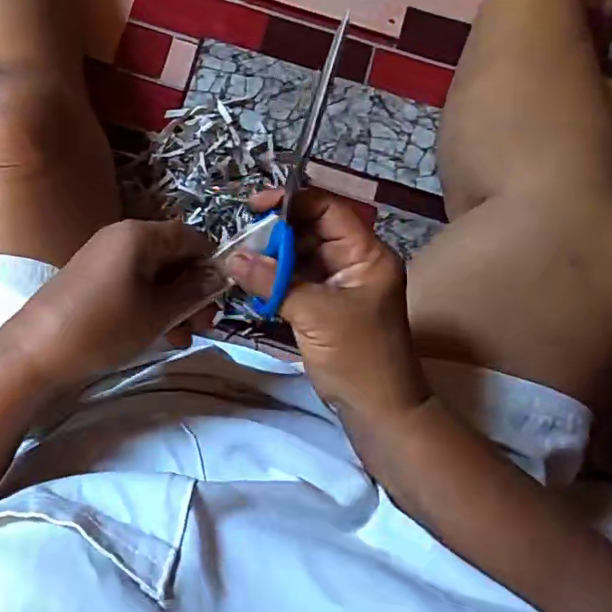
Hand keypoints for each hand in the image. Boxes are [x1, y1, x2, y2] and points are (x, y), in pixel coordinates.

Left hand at [0, 220, 223, 388]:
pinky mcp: (91, 278)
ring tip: (179, 338)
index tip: (218, 302)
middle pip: (173, 255)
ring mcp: (103, 256)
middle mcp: (120, 236)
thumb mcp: (158, 312)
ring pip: (154, 274)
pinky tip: (156, 335)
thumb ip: (193, 291)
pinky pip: (132, 284)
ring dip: (173, 303)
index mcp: (139, 234)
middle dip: (192, 290)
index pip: (192, 237)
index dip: (211, 266)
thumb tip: (219, 274)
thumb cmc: (104, 326)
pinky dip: (149, 305)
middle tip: (202, 327)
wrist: (37, 350)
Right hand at [223, 189, 425, 421]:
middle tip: (238, 237)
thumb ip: (273, 282)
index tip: (255, 205)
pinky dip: (269, 278)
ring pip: (296, 254)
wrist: (378, 411)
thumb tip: (232, 258)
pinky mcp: (320, 303)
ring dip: (267, 255)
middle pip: (308, 229)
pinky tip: (246, 280)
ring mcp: (336, 283)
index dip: (293, 201)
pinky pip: (291, 278)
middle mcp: (352, 261)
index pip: (329, 209)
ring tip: (236, 258)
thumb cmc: (359, 358)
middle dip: (273, 231)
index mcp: (366, 255)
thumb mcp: (316, 314)